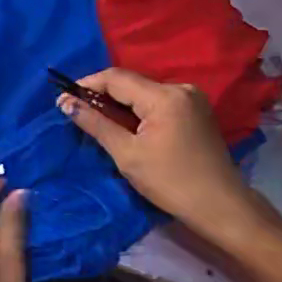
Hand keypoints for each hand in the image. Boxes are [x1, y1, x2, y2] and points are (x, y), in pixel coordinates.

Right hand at [59, 68, 280, 250]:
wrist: (218, 204)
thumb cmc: (169, 181)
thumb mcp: (126, 154)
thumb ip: (95, 124)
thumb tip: (65, 102)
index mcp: (164, 96)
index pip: (116, 78)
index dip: (86, 85)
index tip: (63, 99)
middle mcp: (181, 88)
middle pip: (131, 83)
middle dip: (102, 95)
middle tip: (76, 112)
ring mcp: (192, 98)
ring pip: (144, 93)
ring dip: (119, 104)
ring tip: (97, 122)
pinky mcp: (196, 111)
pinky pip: (158, 102)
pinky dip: (137, 111)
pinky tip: (125, 127)